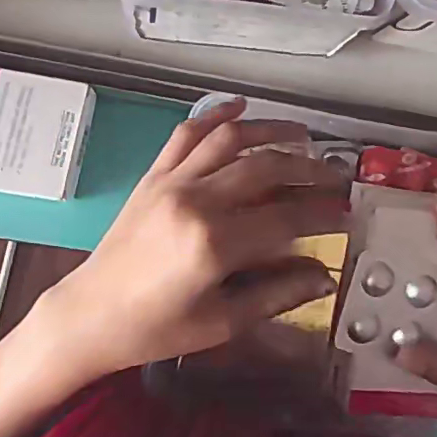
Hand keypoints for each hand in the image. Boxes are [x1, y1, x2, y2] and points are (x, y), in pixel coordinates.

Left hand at [32, 97, 348, 382]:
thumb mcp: (222, 322)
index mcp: (214, 244)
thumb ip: (277, 294)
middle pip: (265, 169)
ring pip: (230, 139)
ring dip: (271, 131)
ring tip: (303, 135)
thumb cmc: (156, 329)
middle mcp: (195, 201)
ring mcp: (172, 181)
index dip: (323, 213)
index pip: (286, 218)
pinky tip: (239, 107)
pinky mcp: (154, 174)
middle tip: (335, 175)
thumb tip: (324, 276)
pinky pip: (186, 133)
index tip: (347, 212)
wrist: (89, 315)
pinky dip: (214, 114)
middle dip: (309, 169)